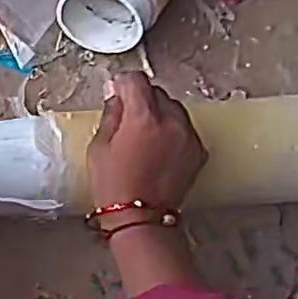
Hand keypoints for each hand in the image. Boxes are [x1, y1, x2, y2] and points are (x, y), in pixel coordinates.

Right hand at [86, 72, 207, 211]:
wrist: (140, 217)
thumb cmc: (111, 183)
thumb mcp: (98, 148)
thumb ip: (111, 117)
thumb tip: (119, 100)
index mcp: (143, 117)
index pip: (137, 81)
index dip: (124, 82)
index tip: (117, 88)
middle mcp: (172, 120)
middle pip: (158, 94)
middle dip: (143, 100)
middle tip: (127, 117)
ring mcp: (189, 135)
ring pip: (174, 110)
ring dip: (159, 114)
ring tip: (144, 135)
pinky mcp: (199, 150)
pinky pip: (184, 129)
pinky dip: (172, 131)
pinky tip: (158, 150)